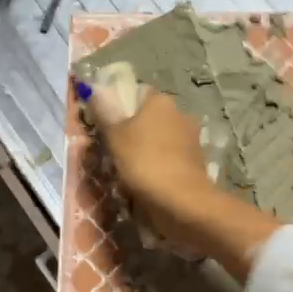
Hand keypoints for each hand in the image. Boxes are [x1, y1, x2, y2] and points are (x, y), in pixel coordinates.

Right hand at [84, 81, 281, 281]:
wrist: (181, 201)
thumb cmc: (143, 162)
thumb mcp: (114, 136)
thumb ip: (105, 112)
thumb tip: (96, 90)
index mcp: (160, 101)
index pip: (137, 93)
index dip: (121, 108)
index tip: (108, 128)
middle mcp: (180, 113)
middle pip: (150, 117)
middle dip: (135, 131)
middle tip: (115, 151)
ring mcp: (191, 138)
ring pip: (161, 139)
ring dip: (148, 150)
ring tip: (130, 170)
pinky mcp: (196, 161)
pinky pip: (171, 158)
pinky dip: (161, 166)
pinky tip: (149, 181)